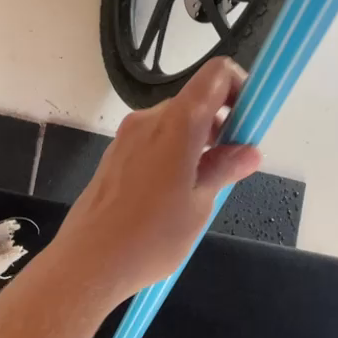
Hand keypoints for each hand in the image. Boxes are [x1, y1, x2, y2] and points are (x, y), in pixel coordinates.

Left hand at [51, 57, 261, 298]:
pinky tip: (168, 199)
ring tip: (198, 191)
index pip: (216, 75)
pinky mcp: (112, 160)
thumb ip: (224, 170)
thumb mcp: (199, 207)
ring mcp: (125, 139)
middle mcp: (148, 120)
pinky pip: (150, 146)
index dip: (240, 89)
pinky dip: (169, 159)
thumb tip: (249, 152)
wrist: (89, 263)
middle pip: (193, 104)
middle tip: (227, 168)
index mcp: (177, 123)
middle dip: (217, 127)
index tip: (247, 125)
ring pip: (171, 128)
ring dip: (193, 147)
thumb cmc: (150, 238)